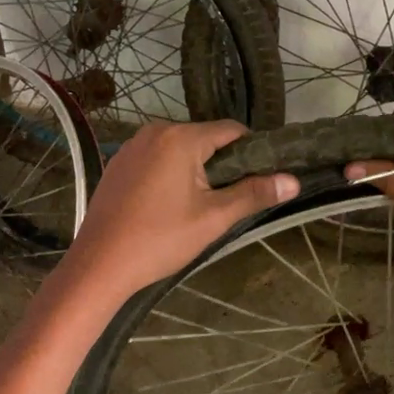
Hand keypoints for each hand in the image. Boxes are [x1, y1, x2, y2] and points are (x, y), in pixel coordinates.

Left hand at [65, 120, 299, 298]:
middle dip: (220, 162)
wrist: (99, 264)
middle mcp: (156, 131)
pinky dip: (168, 173)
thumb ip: (254, 194)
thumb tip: (293, 180)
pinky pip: (155, 158)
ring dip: (194, 168)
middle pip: (203, 137)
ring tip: (199, 205)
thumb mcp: (213, 218)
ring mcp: (132, 145)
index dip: (251, 149)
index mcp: (181, 138)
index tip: (261, 175)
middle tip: (228, 198)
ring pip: (179, 148)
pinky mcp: (117, 163)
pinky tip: (167, 205)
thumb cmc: (160, 239)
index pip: (230, 130)